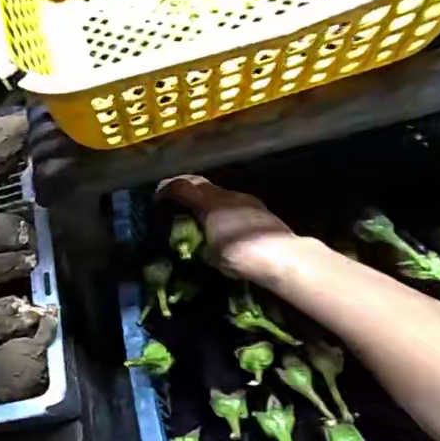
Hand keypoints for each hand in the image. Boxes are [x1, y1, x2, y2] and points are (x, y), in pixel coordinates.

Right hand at [156, 175, 306, 284]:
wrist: (282, 256)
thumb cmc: (239, 255)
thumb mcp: (210, 255)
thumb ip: (200, 243)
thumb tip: (199, 242)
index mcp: (209, 203)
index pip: (182, 187)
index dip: (167, 189)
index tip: (157, 197)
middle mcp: (227, 195)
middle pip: (201, 184)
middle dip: (186, 189)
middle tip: (175, 198)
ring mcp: (246, 200)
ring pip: (220, 194)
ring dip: (207, 200)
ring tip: (200, 214)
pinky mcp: (261, 210)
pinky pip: (234, 204)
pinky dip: (223, 209)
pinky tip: (224, 223)